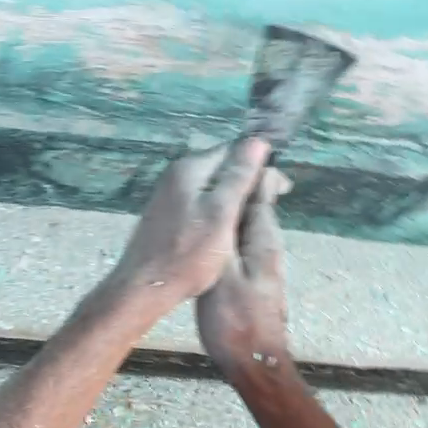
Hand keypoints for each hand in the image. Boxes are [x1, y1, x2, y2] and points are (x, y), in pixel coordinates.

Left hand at [107, 137, 271, 306]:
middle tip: (275, 200)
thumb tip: (258, 141)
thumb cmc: (187, 253)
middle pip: (220, 167)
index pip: (232, 151)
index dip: (260, 164)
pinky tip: (229, 224)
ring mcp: (168, 195)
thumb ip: (238, 176)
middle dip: (248, 179)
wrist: (145, 286)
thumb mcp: (220, 213)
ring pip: (211, 186)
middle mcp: (175, 175)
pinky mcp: (166, 214)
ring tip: (256, 213)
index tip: (282, 186)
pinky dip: (218, 208)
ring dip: (234, 195)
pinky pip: (200, 201)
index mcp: (189, 169)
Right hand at [196, 166, 292, 381]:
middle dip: (243, 182)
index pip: (262, 189)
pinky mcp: (256, 278)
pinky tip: (212, 233)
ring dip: (234, 205)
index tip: (234, 148)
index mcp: (263, 239)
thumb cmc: (235, 321)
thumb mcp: (223, 273)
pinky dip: (230, 228)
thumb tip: (240, 190)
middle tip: (215, 166)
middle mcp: (268, 246)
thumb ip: (229, 232)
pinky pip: (243, 240)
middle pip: (258, 203)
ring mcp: (264, 263)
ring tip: (208, 193)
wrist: (254, 365)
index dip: (251, 166)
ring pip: (250, 222)